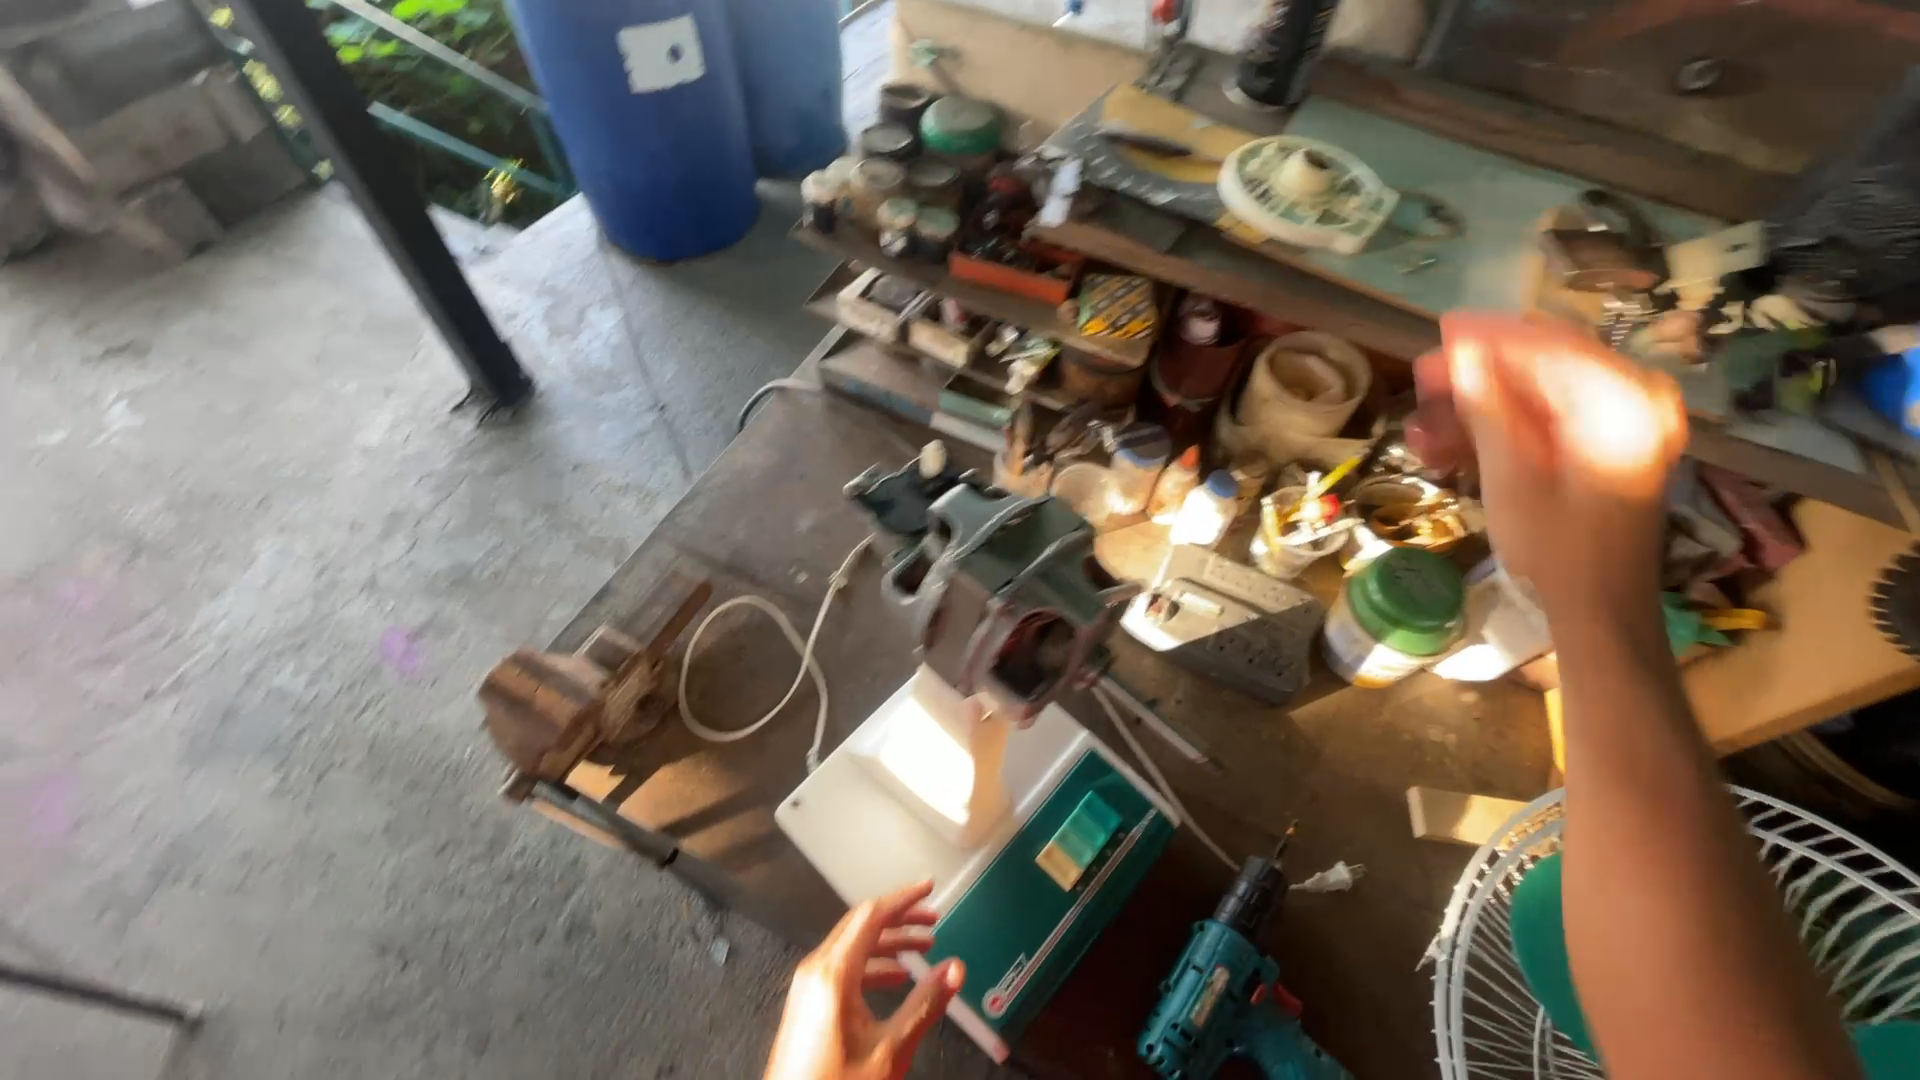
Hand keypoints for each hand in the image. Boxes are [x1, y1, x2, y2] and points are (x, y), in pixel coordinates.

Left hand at [763, 881, 965, 1079]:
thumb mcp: (889, 1050)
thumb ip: (924, 1005)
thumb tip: (957, 968)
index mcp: (834, 971)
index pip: (872, 915)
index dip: (904, 898)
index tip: (930, 887)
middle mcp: (817, 968)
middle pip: (862, 925)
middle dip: (900, 918)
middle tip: (934, 919)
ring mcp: (808, 985)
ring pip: (853, 945)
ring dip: (889, 943)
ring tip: (924, 947)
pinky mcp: (807, 1002)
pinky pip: (843, 966)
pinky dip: (873, 964)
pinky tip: (897, 978)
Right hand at [1405, 313, 1686, 616]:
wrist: (1597, 609)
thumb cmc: (1556, 548)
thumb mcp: (1512, 476)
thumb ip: (1489, 407)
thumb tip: (1463, 351)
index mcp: (1620, 402)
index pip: (1549, 346)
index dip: (1491, 336)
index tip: (1439, 331)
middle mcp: (1629, 401)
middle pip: (1543, 364)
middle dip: (1478, 373)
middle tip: (1422, 384)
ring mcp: (1617, 425)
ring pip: (1535, 392)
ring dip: (1478, 405)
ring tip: (1425, 430)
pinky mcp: (1600, 446)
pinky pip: (1543, 420)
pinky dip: (1497, 429)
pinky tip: (1451, 448)